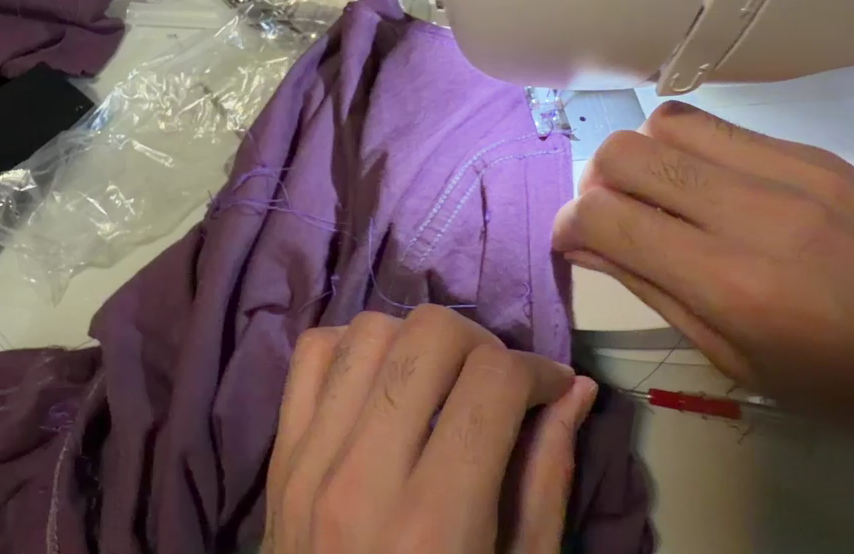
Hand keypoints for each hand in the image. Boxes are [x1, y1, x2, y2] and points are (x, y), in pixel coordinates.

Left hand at [264, 306, 600, 553]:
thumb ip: (546, 480)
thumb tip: (574, 387)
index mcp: (435, 523)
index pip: (493, 381)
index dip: (537, 369)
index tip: (551, 387)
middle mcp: (363, 477)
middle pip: (428, 335)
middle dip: (480, 343)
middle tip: (496, 382)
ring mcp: (309, 460)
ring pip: (369, 331)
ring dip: (417, 341)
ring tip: (441, 380)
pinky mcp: (279, 455)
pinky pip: (312, 353)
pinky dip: (353, 348)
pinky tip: (383, 379)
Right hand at [552, 102, 853, 453]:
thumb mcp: (741, 364)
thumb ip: (654, 290)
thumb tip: (588, 241)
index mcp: (732, 285)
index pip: (605, 217)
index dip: (568, 224)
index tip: (571, 240)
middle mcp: (753, 213)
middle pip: (625, 153)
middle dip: (595, 182)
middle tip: (612, 216)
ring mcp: (791, 171)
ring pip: (667, 122)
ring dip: (642, 156)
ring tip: (660, 194)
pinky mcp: (819, 153)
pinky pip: (723, 127)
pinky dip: (692, 150)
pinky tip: (712, 185)